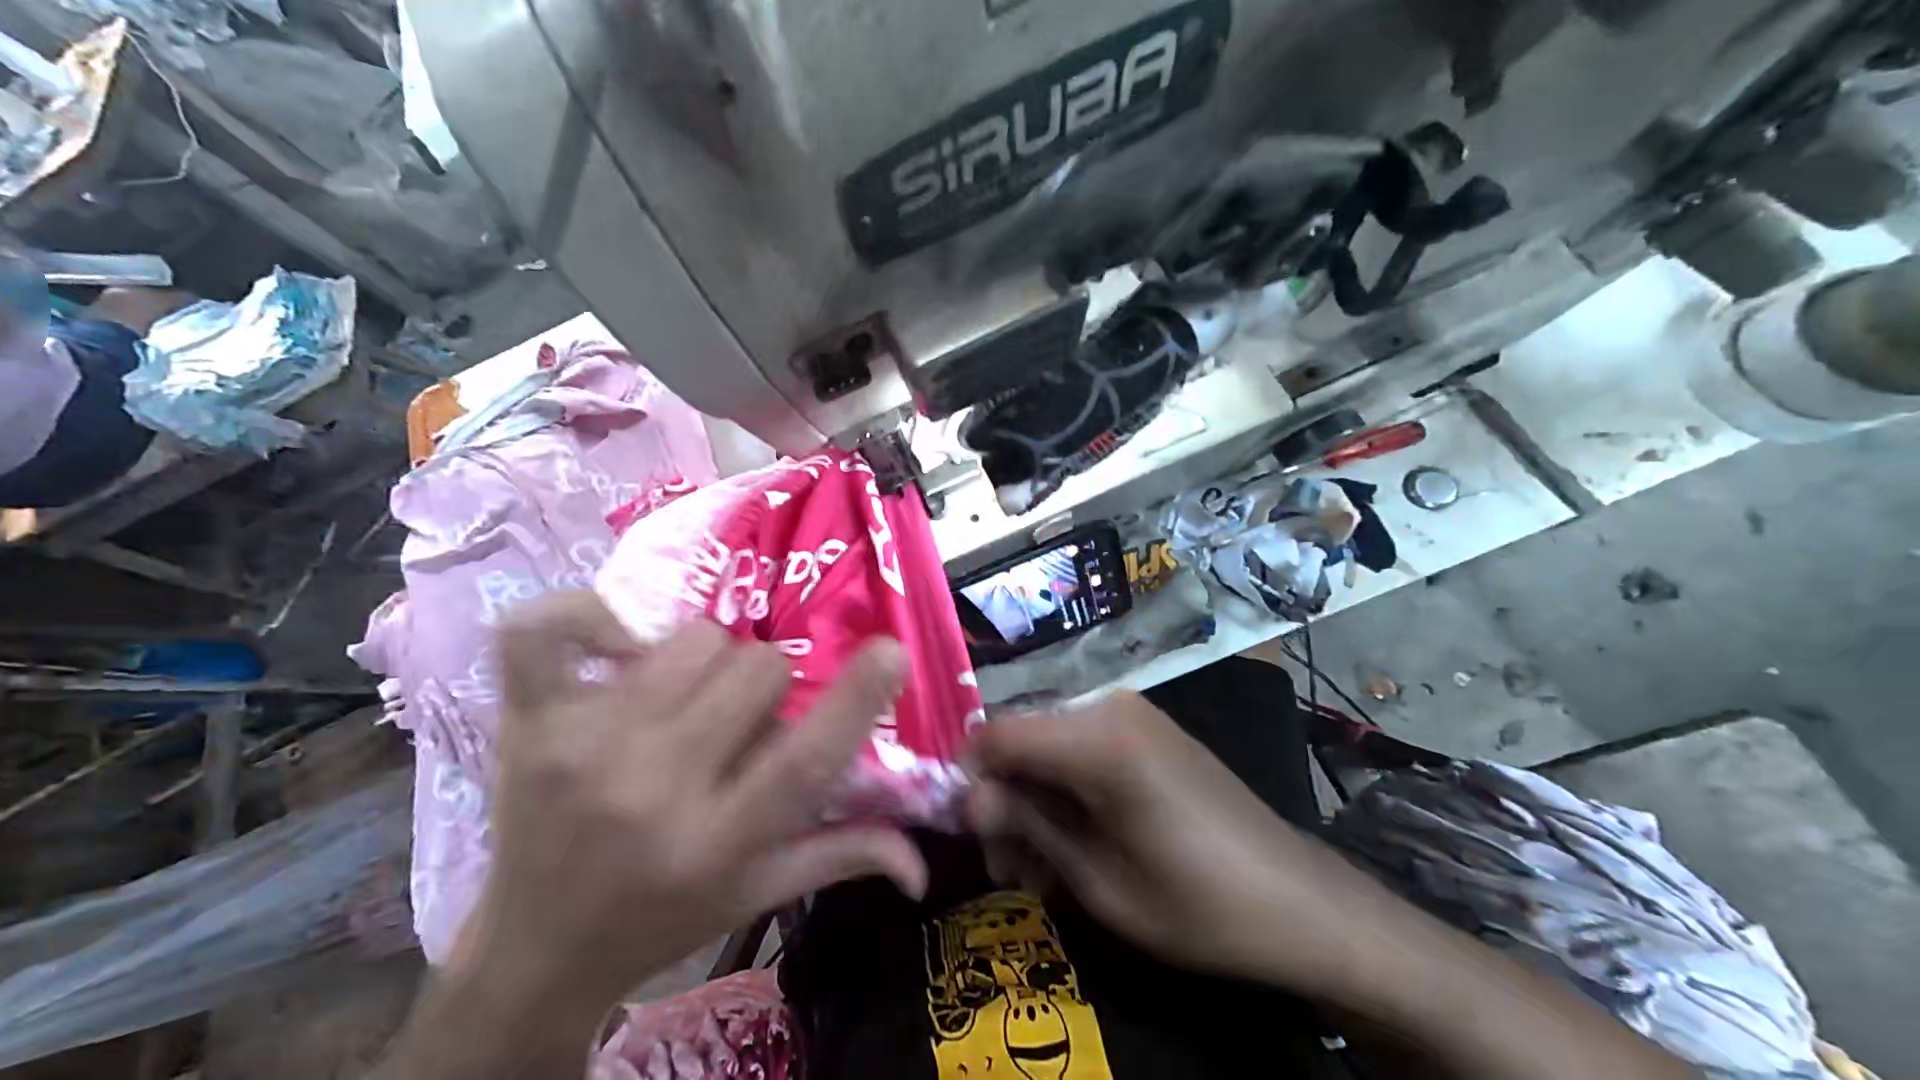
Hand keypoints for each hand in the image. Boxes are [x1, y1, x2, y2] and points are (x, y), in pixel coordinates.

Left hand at [455, 592, 928, 1015]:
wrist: (534, 955)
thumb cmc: (663, 919)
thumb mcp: (758, 894)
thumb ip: (842, 856)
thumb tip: (922, 863)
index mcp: (721, 840)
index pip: (805, 757)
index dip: (858, 695)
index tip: (890, 651)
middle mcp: (656, 787)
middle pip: (755, 672)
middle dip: (769, 684)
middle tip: (745, 716)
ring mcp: (585, 746)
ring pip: (692, 640)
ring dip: (709, 660)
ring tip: (689, 698)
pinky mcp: (528, 721)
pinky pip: (545, 628)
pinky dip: (585, 615)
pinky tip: (618, 644)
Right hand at [966, 691, 1423, 996]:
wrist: (1298, 902)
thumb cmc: (1195, 903)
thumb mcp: (1097, 879)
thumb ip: (1026, 825)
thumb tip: (966, 797)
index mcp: (1099, 738)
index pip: (996, 733)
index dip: (967, 776)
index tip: (963, 830)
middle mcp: (1110, 707)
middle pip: (1021, 738)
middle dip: (1002, 798)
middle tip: (1006, 866)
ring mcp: (1131, 713)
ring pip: (1047, 745)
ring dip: (1032, 800)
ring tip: (1039, 867)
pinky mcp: (1145, 729)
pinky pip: (1080, 747)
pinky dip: (1064, 790)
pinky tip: (1073, 842)